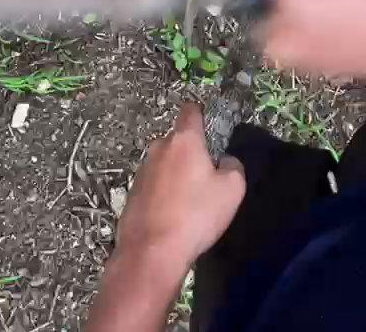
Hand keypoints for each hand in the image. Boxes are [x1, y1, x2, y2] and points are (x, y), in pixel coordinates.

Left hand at [113, 103, 245, 271]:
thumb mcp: (232, 189)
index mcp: (184, 140)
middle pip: (178, 140)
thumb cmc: (195, 215)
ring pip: (164, 164)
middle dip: (190, 153)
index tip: (209, 130)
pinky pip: (153, 186)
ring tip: (187, 204)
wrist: (151, 254)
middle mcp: (159, 148)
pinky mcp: (131, 195)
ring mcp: (142, 172)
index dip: (201, 115)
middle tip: (204, 178)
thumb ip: (233, 166)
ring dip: (175, 175)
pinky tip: (171, 218)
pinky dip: (162, 195)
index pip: (190, 110)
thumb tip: (224, 161)